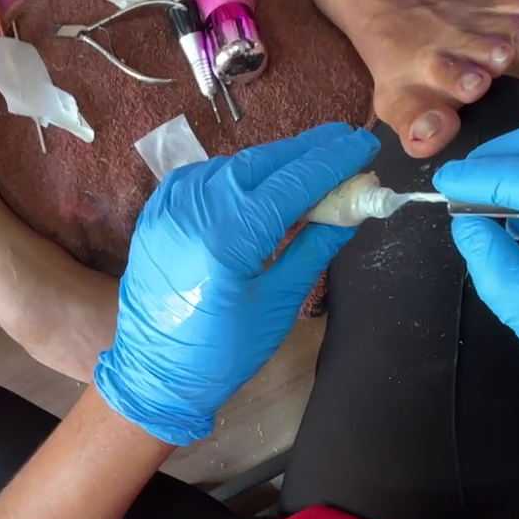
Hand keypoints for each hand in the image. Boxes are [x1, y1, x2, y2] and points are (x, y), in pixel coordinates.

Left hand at [95, 123, 379, 444]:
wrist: (152, 375)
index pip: (295, 180)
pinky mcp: (157, 210)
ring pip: (235, 165)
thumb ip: (314, 248)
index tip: (365, 143)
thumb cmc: (221, 352)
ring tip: (312, 166)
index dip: (334, 160)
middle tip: (346, 143)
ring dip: (275, 162)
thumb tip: (351, 209)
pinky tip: (262, 183)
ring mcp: (170, 204)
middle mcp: (196, 206)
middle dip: (309, 151)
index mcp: (229, 235)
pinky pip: (207, 178)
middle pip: (265, 161)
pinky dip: (240, 175)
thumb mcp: (278, 304)